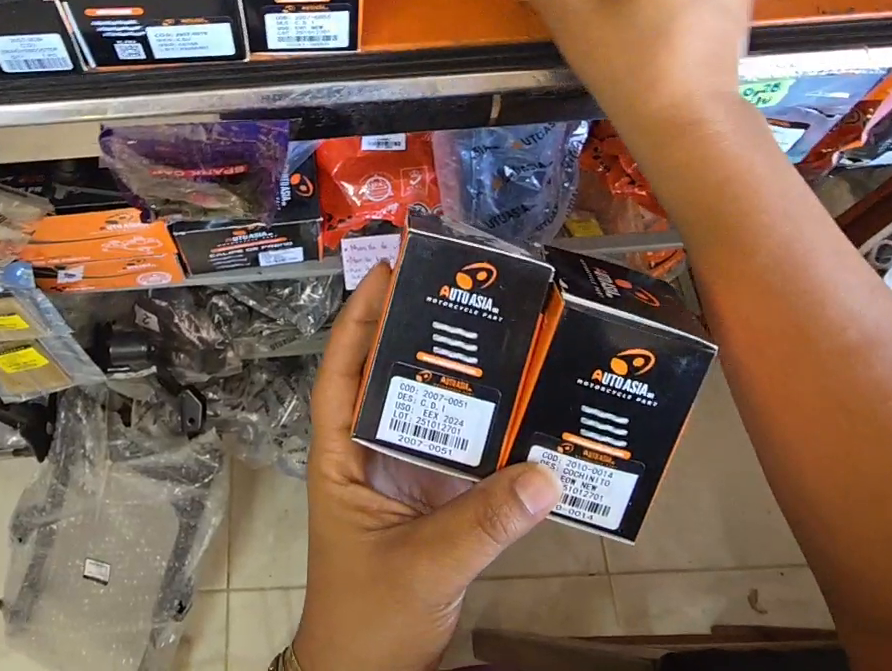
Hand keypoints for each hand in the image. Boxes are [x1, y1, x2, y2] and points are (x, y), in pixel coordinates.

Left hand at [291, 264, 561, 670]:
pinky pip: (457, 452)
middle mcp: (368, 453)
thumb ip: (484, 522)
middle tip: (455, 289)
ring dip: (453, 377)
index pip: (341, 373)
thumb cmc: (371, 616)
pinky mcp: (431, 500)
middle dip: (413, 333)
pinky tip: (519, 406)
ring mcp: (401, 475)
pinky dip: (483, 430)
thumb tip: (550, 473)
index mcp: (341, 455)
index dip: (357, 322)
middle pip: (385, 379)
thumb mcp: (424, 565)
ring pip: (424, 411)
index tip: (385, 275)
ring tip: (493, 329)